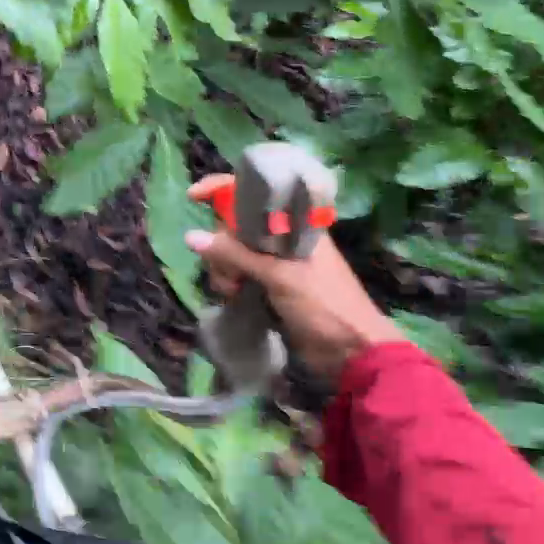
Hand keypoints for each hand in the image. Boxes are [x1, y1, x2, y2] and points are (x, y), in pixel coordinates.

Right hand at [185, 174, 405, 382]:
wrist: (352, 354)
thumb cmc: (325, 306)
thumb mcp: (280, 277)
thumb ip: (235, 255)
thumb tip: (191, 236)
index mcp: (296, 227)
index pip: (256, 195)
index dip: (223, 189)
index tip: (195, 196)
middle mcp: (283, 240)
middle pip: (234, 225)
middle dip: (220, 244)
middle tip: (228, 267)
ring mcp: (274, 263)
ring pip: (230, 251)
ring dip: (223, 268)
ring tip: (233, 288)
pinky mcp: (267, 285)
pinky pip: (234, 272)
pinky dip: (228, 281)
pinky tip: (234, 296)